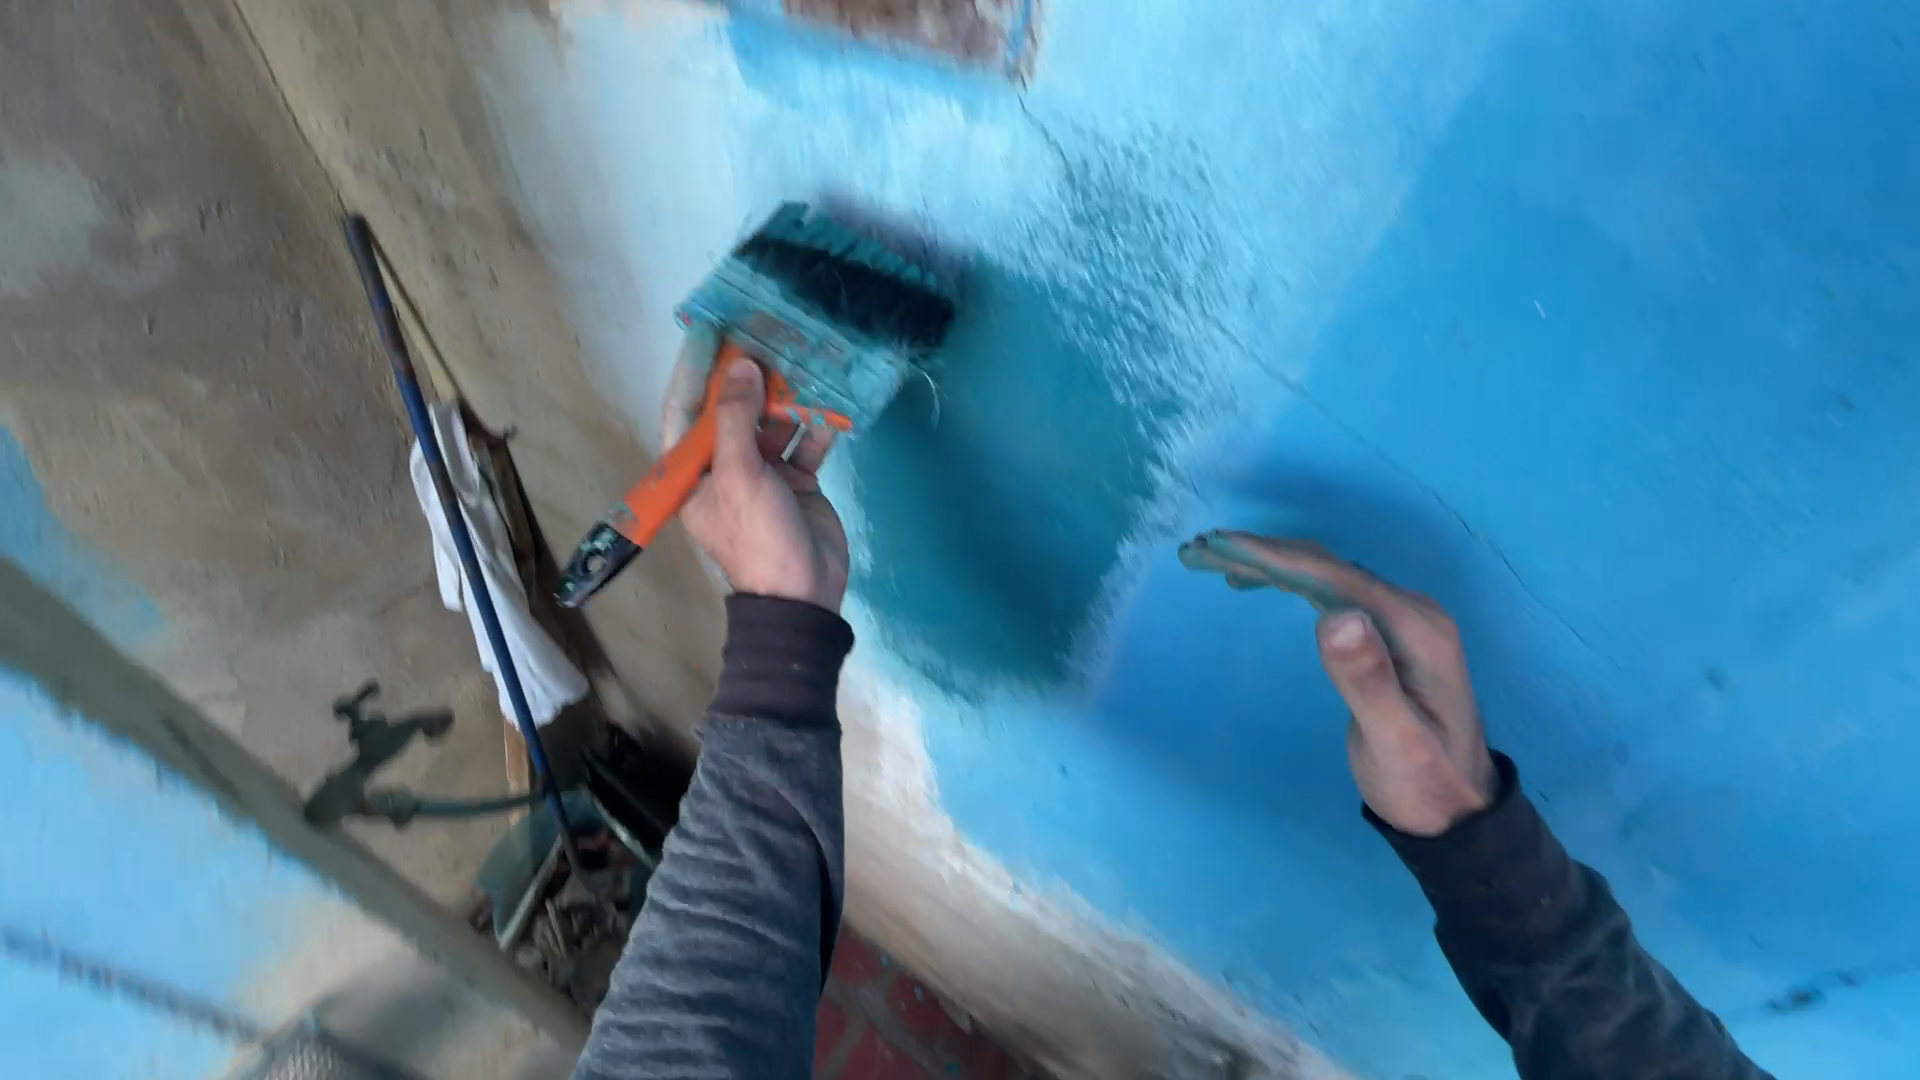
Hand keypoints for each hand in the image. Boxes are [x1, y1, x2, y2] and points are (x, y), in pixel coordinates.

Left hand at [663, 339, 848, 611]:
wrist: (802, 593)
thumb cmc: (757, 535)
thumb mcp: (739, 476)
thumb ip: (736, 419)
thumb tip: (742, 366)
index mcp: (695, 470)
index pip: (687, 409)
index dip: (696, 370)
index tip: (710, 330)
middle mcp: (726, 467)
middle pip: (734, 412)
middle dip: (751, 379)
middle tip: (771, 337)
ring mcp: (765, 474)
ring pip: (773, 425)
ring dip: (789, 399)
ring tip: (806, 363)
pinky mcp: (798, 482)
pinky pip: (805, 445)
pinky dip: (817, 427)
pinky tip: (832, 405)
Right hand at [1195, 534, 1497, 836]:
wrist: (1458, 812)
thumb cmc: (1421, 781)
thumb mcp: (1394, 741)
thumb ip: (1367, 679)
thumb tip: (1332, 617)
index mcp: (1415, 629)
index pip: (1332, 577)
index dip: (1272, 557)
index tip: (1217, 547)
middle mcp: (1410, 610)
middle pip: (1325, 566)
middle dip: (1260, 553)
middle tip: (1200, 551)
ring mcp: (1398, 618)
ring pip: (1323, 574)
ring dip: (1269, 562)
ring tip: (1214, 560)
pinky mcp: (1383, 630)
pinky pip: (1328, 589)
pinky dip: (1287, 579)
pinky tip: (1257, 580)